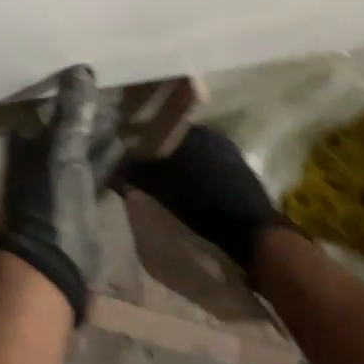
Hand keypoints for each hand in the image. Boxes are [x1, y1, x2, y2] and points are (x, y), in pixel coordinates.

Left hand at [0, 65, 103, 323]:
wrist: (55, 262)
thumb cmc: (52, 200)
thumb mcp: (64, 152)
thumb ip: (73, 113)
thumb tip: (81, 70)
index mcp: (26, 141)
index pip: (46, 105)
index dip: (65, 89)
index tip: (89, 69)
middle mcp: (39, 154)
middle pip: (65, 123)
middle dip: (86, 107)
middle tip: (115, 84)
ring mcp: (60, 176)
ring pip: (83, 144)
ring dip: (100, 129)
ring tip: (127, 107)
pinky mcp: (81, 196)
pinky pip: (96, 166)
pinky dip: (109, 154)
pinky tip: (128, 141)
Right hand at [116, 125, 286, 273]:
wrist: (253, 235)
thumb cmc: (203, 204)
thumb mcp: (159, 189)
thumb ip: (134, 174)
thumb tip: (110, 168)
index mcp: (193, 131)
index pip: (160, 127)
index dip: (143, 140)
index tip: (130, 151)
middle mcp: (213, 136)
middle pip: (177, 141)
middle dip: (160, 152)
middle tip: (143, 167)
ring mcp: (231, 156)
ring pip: (194, 155)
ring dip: (180, 165)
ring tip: (163, 181)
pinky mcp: (242, 176)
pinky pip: (209, 169)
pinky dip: (196, 177)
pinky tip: (188, 191)